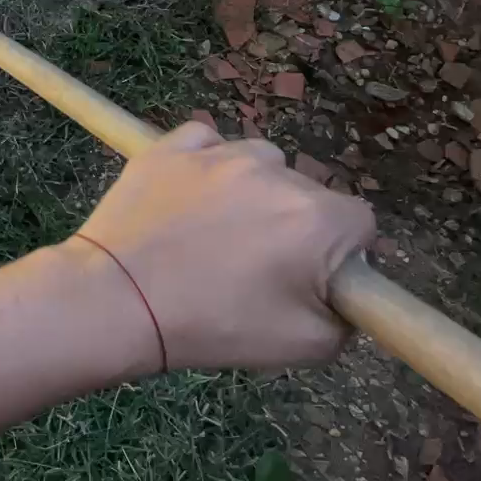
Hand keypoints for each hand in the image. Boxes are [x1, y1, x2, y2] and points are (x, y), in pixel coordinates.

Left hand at [75, 121, 374, 370]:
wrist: (121, 296)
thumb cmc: (217, 323)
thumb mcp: (313, 342)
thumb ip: (348, 306)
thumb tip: (341, 282)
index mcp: (316, 217)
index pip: (358, 222)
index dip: (341, 250)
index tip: (311, 273)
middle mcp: (269, 172)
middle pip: (305, 189)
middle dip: (294, 221)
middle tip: (257, 258)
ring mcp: (212, 154)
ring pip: (257, 158)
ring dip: (252, 185)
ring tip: (221, 223)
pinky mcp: (165, 148)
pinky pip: (202, 138)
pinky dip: (205, 157)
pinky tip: (192, 189)